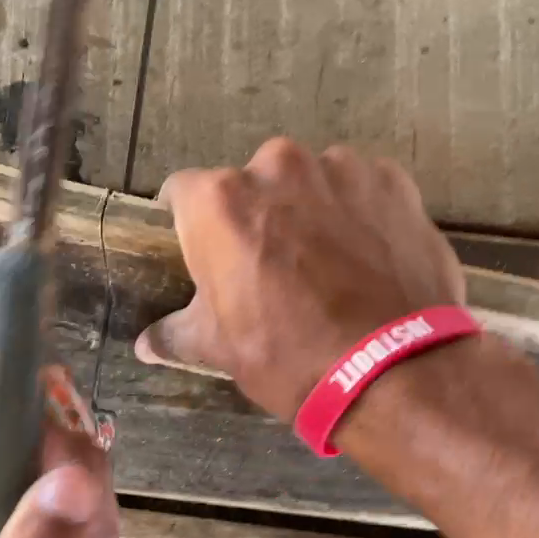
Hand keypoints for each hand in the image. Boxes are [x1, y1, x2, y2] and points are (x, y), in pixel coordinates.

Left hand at [0, 418, 118, 537]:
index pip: (13, 427)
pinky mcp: (2, 508)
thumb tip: (71, 479)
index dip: (63, 459)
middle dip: (86, 504)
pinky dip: (87, 532)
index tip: (84, 520)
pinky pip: (69, 489)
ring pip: (68, 467)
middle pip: (48, 442)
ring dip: (92, 524)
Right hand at [137, 139, 466, 418]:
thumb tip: (145, 344)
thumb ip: (177, 332)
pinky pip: (361, 190)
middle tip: (269, 266)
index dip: (188, 222)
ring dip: (309, 210)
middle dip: (255, 215)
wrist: (392, 371)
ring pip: (309, 182)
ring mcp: (340, 168)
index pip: (182, 192)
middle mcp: (276, 166)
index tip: (201, 250)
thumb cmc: (287, 355)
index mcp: (220, 201)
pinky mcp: (393, 181)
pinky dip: (358, 214)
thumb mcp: (218, 348)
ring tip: (326, 264)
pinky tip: (366, 259)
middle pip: (252, 183)